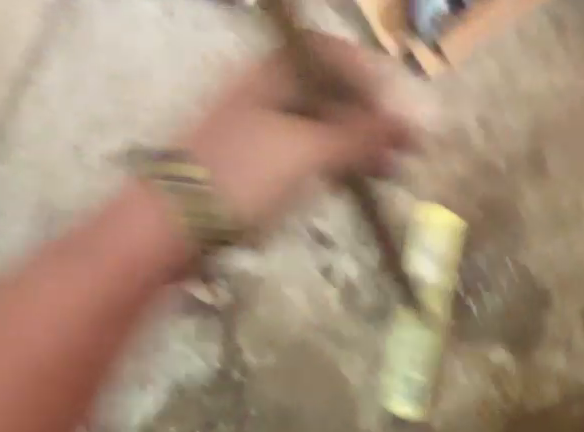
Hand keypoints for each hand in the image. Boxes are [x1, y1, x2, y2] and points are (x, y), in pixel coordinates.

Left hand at [176, 35, 420, 231]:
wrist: (173, 225)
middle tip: (405, 152)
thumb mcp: (305, 153)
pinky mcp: (253, 167)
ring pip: (319, 127)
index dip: (371, 78)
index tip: (400, 113)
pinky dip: (332, 167)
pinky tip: (351, 186)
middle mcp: (265, 91)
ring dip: (356, 146)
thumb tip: (410, 123)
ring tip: (388, 174)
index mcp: (273, 72)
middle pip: (329, 92)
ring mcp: (257, 130)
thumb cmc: (240, 178)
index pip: (332, 54)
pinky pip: (304, 156)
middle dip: (371, 118)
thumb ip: (359, 136)